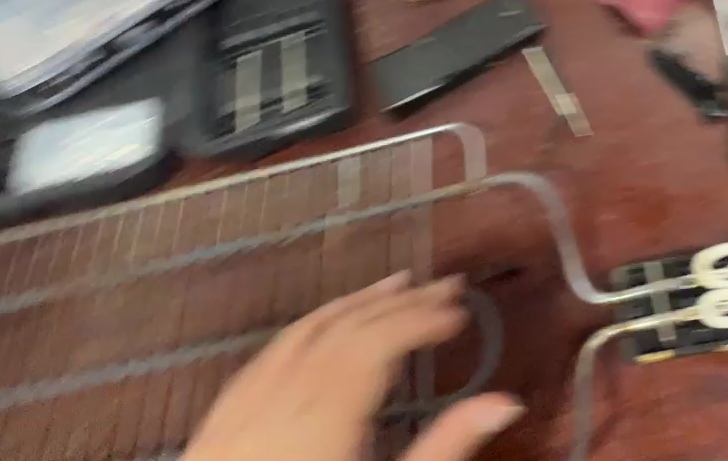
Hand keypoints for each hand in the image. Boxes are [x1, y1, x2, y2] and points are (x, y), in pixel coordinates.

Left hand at [183, 272, 522, 460]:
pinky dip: (307, 327)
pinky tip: (325, 322)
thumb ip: (445, 447)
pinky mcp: (222, 422)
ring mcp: (247, 407)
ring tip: (396, 284)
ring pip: (306, 333)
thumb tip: (505, 402)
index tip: (460, 310)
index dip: (422, 317)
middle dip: (400, 304)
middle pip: (348, 330)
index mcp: (327, 419)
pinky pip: (269, 355)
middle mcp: (284, 399)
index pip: (380, 342)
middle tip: (444, 286)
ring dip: (355, 303)